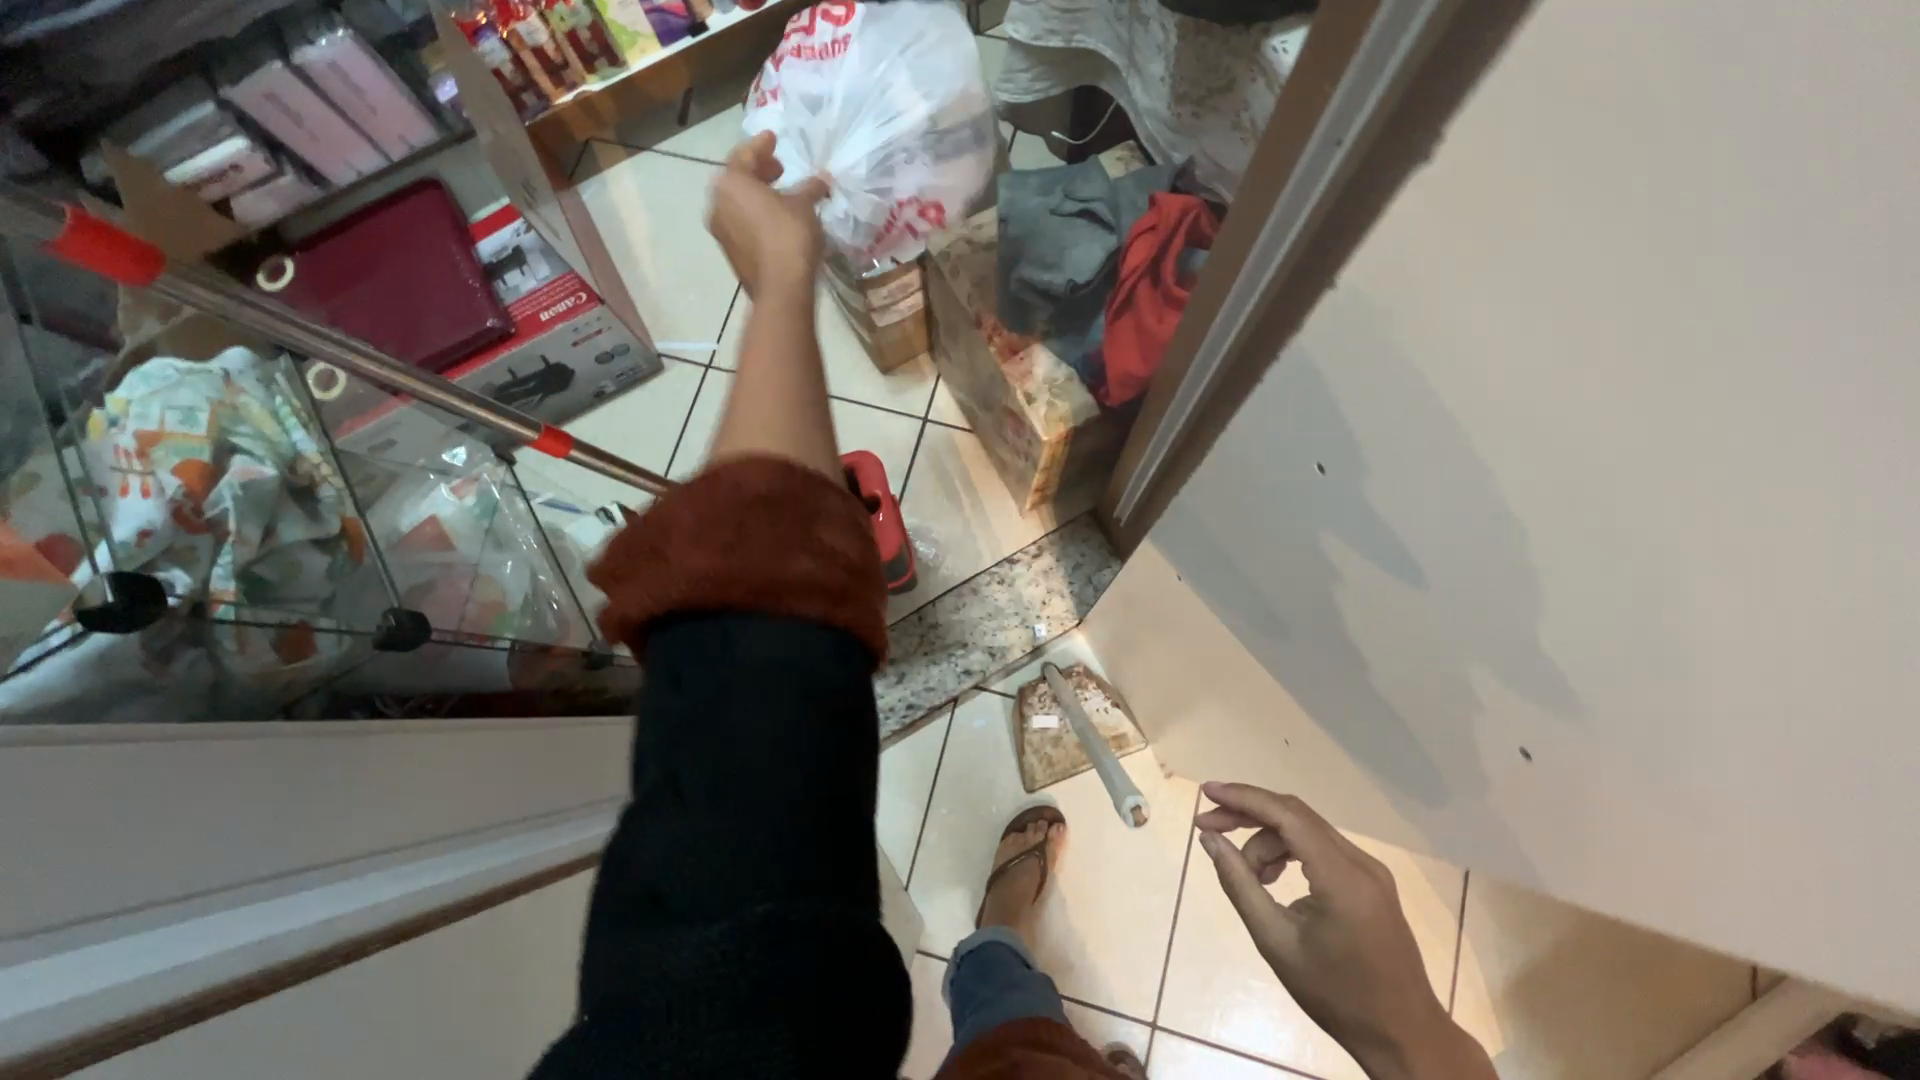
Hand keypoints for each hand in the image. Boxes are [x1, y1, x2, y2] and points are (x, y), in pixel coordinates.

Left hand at [707, 132, 828, 299]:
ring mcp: (720, 230)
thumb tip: (822, 179)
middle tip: (779, 169)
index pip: (745, 154)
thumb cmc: (790, 236)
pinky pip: (741, 224)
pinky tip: (775, 220)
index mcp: (731, 183)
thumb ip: (810, 187)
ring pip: (738, 203)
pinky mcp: (730, 252)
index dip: (762, 145)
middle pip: (737, 179)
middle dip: (759, 171)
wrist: (781, 288)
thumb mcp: (805, 205)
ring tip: (780, 196)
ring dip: (757, 196)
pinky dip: (755, 216)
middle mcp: (718, 203)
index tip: (774, 138)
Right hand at [1196, 782, 1494, 1079]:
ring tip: (1246, 874)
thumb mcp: (1276, 942)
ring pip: (1305, 830)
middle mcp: (1360, 862)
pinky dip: (1289, 853)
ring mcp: (1370, 870)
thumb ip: (1240, 884)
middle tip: (1208, 827)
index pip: (1286, 815)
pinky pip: (1321, 848)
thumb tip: (1210, 840)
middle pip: (1294, 815)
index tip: (1205, 792)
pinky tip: (1271, 879)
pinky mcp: (1371, 881)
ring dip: (1267, 840)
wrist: (1403, 1035)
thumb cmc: (1336, 995)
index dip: (1242, 798)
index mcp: (1341, 877)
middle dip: (1247, 814)